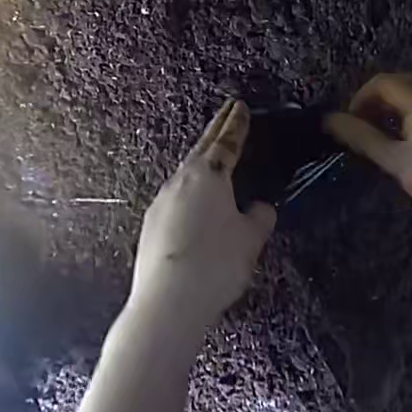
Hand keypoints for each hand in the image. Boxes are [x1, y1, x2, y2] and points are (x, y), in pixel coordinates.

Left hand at [130, 99, 277, 336]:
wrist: (167, 303)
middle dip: (217, 129)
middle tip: (228, 112)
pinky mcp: (152, 225)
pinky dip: (191, 187)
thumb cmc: (216, 263)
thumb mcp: (251, 239)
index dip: (237, 124)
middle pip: (202, 148)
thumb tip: (259, 207)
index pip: (227, 142)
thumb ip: (259, 217)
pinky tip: (196, 199)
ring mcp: (162, 202)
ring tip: (214, 154)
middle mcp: (181, 181)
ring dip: (202, 159)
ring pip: (187, 172)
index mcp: (209, 175)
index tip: (240, 108)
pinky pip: (177, 196)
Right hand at [324, 73, 411, 233]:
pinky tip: (406, 146)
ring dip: (392, 109)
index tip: (350, 121)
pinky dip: (408, 117)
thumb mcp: (396, 162)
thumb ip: (363, 138)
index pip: (384, 81)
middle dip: (375, 99)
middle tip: (362, 126)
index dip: (361, 96)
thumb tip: (331, 119)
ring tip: (380, 137)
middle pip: (401, 84)